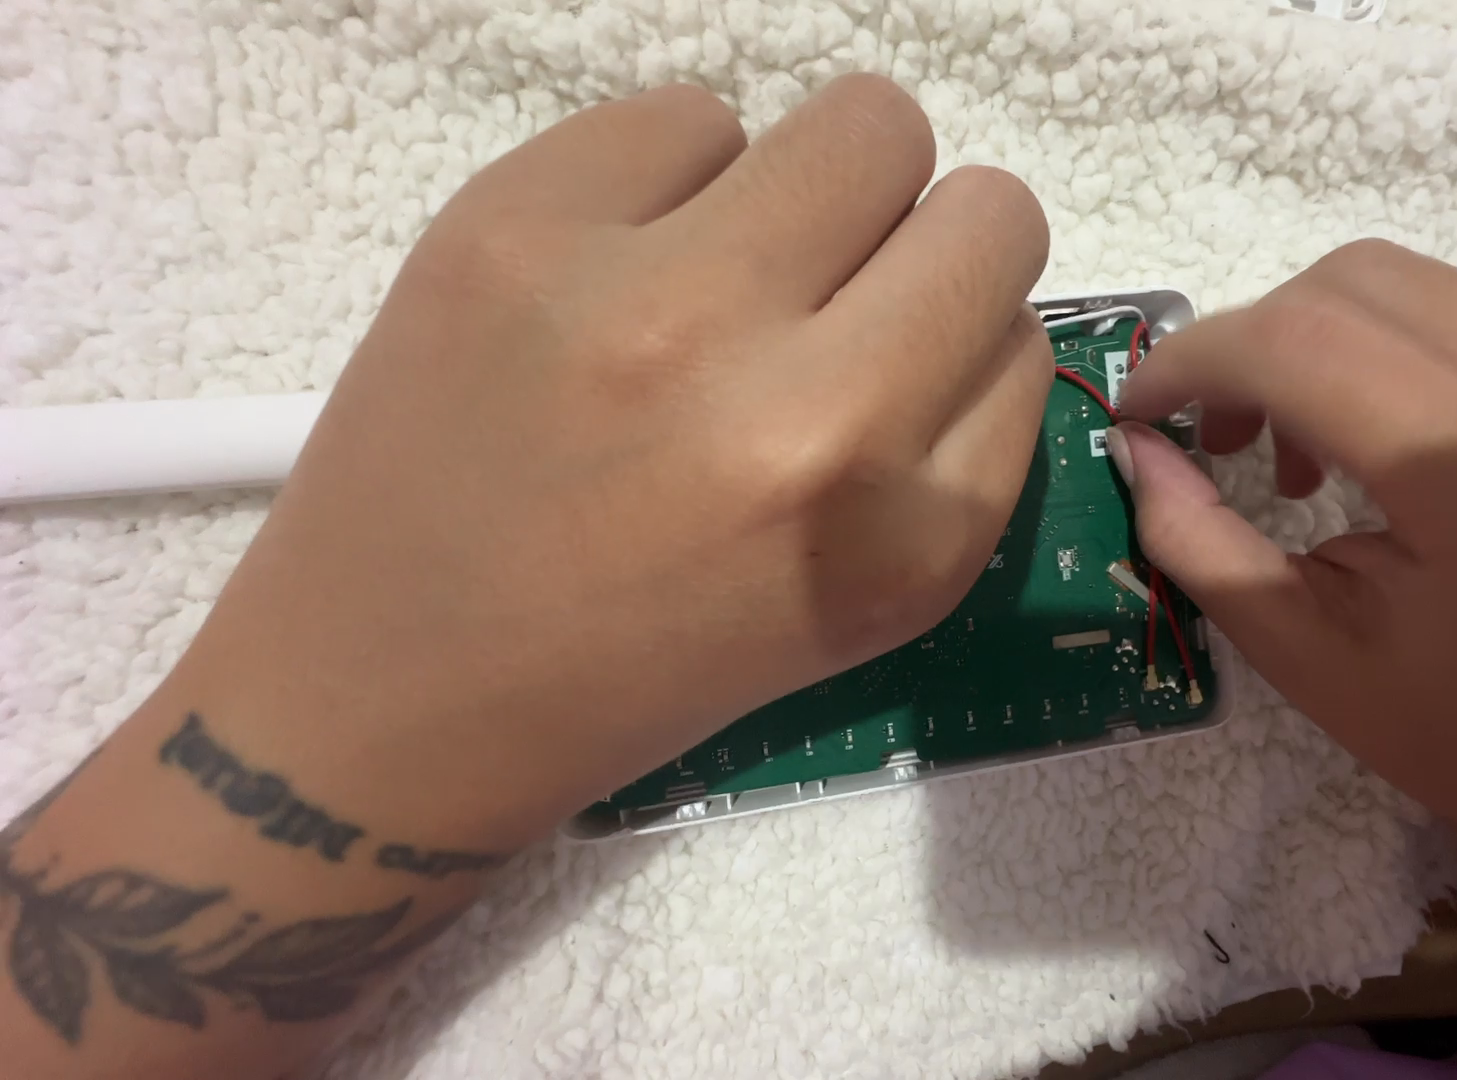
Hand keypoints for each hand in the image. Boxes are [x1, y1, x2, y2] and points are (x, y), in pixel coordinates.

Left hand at [177, 76, 1051, 834]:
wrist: (418, 681)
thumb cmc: (678, 656)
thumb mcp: (882, 598)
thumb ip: (978, 442)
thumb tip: (984, 295)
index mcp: (897, 523)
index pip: (1022, 326)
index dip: (976, 327)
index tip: (912, 358)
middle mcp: (799, 408)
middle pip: (978, 202)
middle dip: (939, 243)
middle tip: (847, 304)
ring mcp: (650, 299)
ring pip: (859, 124)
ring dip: (828, 202)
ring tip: (738, 289)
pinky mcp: (514, 222)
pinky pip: (693, 117)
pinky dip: (690, 187)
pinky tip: (629, 279)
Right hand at [1112, 239, 1456, 840]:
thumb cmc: (1446, 730)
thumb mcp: (1291, 649)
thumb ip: (1193, 536)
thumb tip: (1130, 443)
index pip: (1305, 344)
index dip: (1194, 359)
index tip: (1139, 409)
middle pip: (1353, 288)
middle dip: (1245, 346)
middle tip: (1215, 435)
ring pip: (1403, 286)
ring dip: (1306, 344)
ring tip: (1290, 446)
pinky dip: (1371, 355)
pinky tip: (1367, 436)